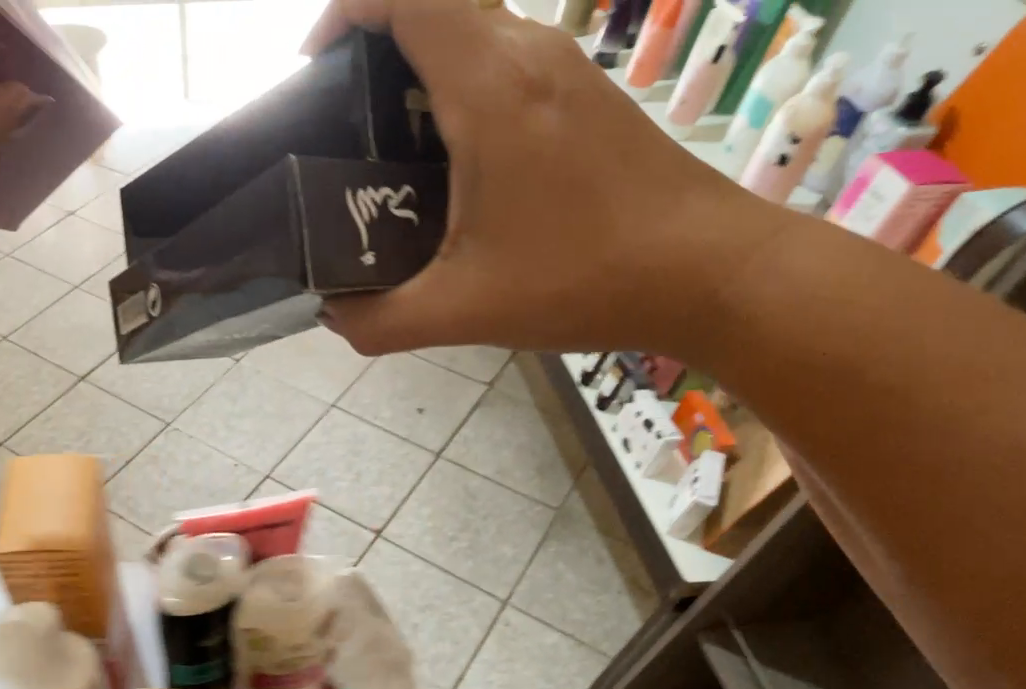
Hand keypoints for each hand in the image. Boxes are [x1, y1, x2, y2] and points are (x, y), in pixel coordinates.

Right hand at [306, 0, 787, 355]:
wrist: (711, 273)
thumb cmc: (585, 281)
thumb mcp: (461, 312)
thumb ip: (377, 320)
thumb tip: (331, 313)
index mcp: (490, 88)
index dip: (348, 10)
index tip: (313, 67)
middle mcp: (529, 57)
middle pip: (436, 6)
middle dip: (374, 46)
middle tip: (340, 122)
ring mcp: (565, 71)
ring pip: (473, 33)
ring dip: (419, 71)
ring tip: (387, 151)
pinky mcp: (587, 96)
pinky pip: (505, 64)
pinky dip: (460, 91)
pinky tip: (453, 169)